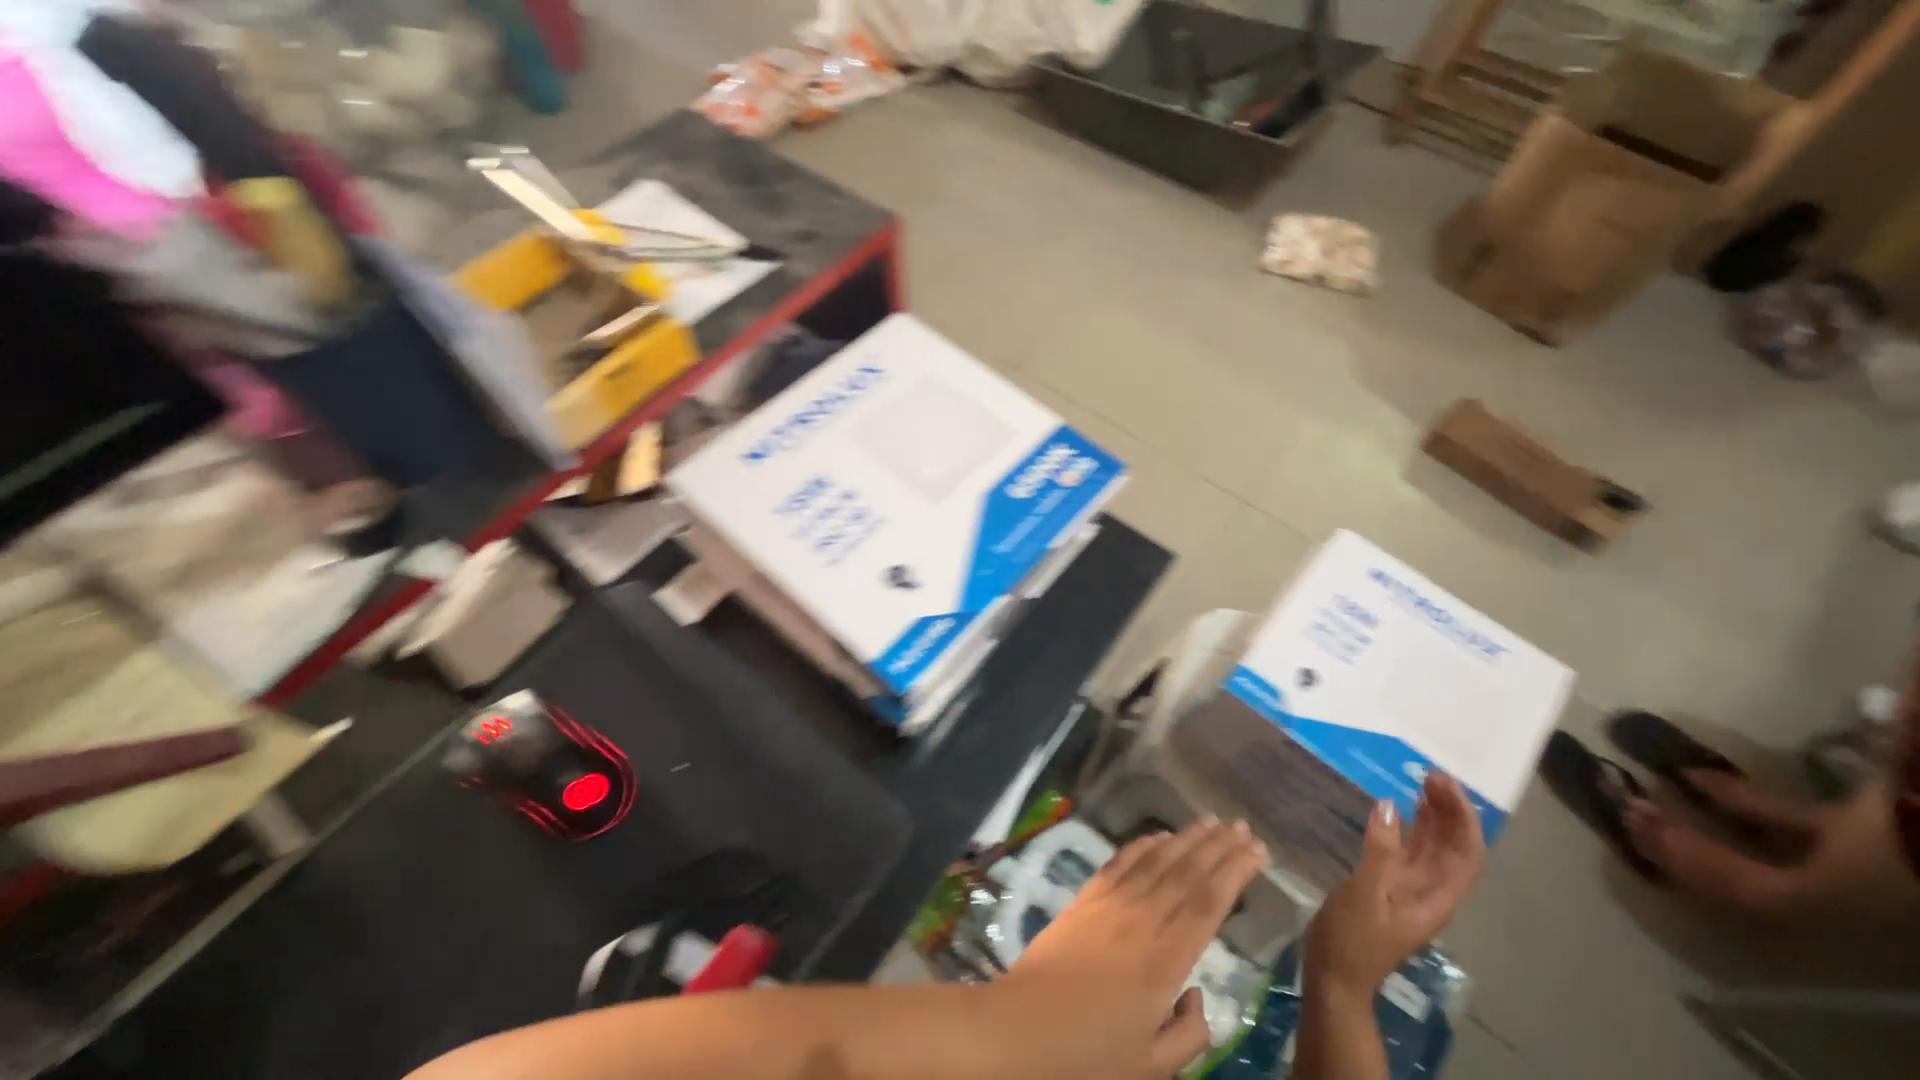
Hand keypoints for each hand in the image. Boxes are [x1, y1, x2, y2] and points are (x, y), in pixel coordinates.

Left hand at [1002, 818, 1268, 1077]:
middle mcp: (1142, 922)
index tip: (1258, 851)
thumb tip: (1196, 997)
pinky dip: (1142, 845)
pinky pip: (1119, 863)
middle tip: (1244, 827)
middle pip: (1187, 873)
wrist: (1018, 1029)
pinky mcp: (1083, 901)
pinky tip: (1158, 835)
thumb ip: (1188, 1034)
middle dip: (1219, 847)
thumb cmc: (1087, 1054)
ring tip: (1212, 821)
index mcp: (1166, 960)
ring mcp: (1109, 906)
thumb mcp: (1151, 1065)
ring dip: (1186, 839)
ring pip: (1156, 861)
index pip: (1209, 904)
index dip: (1236, 873)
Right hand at [1306, 774, 1485, 1003]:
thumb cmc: (1354, 939)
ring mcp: (1411, 889)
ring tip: (1420, 782)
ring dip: (1432, 816)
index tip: (1443, 785)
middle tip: (1429, 774)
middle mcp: (1432, 890)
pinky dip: (1409, 828)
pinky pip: (1409, 852)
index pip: (1468, 853)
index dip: (1463, 818)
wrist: (1335, 977)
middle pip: (1454, 846)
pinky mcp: (1389, 887)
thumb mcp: (1365, 893)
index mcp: (1437, 896)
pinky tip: (1397, 810)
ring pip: (1433, 847)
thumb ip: (1380, 850)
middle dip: (1450, 810)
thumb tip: (1389, 805)